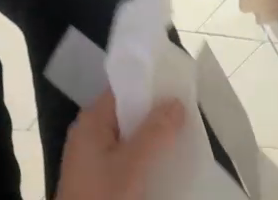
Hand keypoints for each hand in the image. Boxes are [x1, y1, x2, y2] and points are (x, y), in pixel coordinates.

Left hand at [56, 91, 184, 199]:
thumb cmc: (102, 195)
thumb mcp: (132, 165)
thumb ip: (154, 133)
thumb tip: (175, 100)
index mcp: (92, 119)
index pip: (123, 91)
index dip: (149, 88)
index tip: (178, 88)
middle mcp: (89, 131)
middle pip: (126, 115)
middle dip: (155, 116)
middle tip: (188, 117)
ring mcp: (91, 156)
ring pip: (127, 139)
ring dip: (151, 140)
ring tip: (183, 140)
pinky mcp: (97, 177)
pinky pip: (124, 158)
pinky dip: (142, 159)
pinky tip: (163, 167)